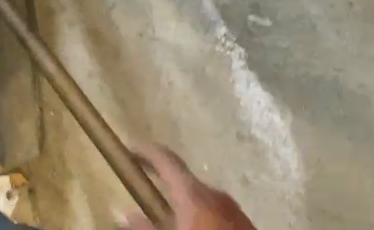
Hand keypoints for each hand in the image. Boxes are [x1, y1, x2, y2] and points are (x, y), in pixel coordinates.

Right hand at [120, 145, 256, 229]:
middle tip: (147, 195)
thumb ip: (145, 229)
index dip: (146, 152)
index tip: (129, 152)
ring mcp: (237, 212)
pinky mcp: (248, 227)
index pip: (165, 158)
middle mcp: (216, 194)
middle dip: (166, 186)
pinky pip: (219, 215)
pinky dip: (204, 220)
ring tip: (173, 221)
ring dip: (186, 206)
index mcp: (194, 193)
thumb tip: (124, 213)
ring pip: (203, 200)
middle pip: (185, 181)